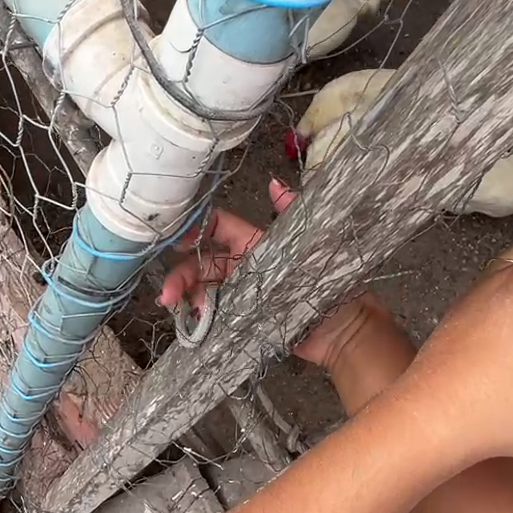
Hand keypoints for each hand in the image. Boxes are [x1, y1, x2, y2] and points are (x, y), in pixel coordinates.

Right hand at [158, 179, 389, 369]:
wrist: (344, 329)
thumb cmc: (329, 281)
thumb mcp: (313, 240)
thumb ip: (293, 212)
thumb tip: (275, 183)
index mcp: (256, 243)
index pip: (218, 228)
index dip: (195, 230)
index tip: (175, 240)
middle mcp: (245, 266)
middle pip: (203, 263)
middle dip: (181, 274)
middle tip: (168, 294)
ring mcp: (242, 294)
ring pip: (204, 289)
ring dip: (186, 297)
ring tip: (181, 309)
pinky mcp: (243, 319)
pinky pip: (214, 315)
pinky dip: (199, 318)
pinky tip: (192, 322)